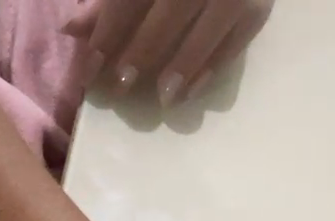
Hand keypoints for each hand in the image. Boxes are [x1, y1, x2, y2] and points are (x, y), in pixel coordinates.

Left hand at [68, 0, 274, 105]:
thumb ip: (107, 2)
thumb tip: (71, 30)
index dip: (109, 29)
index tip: (91, 71)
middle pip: (176, 0)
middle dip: (146, 44)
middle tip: (123, 86)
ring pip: (218, 14)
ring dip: (188, 59)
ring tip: (165, 97)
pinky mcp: (262, 1)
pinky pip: (244, 31)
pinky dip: (217, 63)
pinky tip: (192, 92)